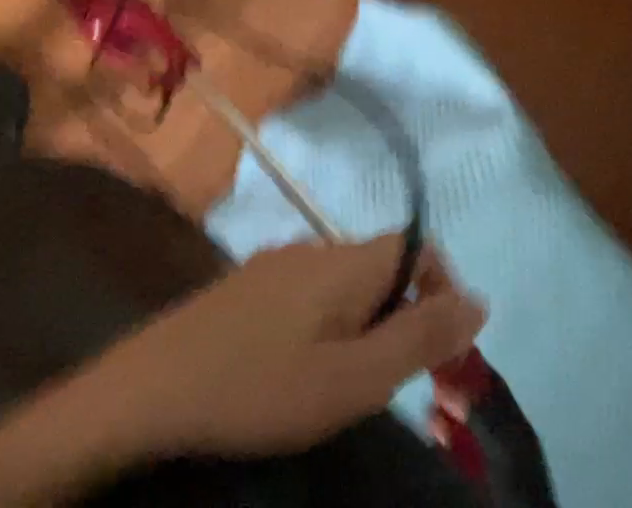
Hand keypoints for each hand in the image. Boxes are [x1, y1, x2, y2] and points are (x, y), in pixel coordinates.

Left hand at [86, 235, 485, 458]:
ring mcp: (268, 265)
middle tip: (391, 379)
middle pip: (379, 265)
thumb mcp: (357, 377)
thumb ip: (421, 336)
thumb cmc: (262, 386)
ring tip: (345, 381)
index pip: (415, 245)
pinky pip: (305, 294)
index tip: (440, 349)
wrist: (153, 387)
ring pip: (342, 283)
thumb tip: (478, 297)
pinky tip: (299, 368)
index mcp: (341, 262)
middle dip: (404, 315)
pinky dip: (325, 325)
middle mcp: (306, 249)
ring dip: (363, 325)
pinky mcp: (242, 287)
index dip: (443, 289)